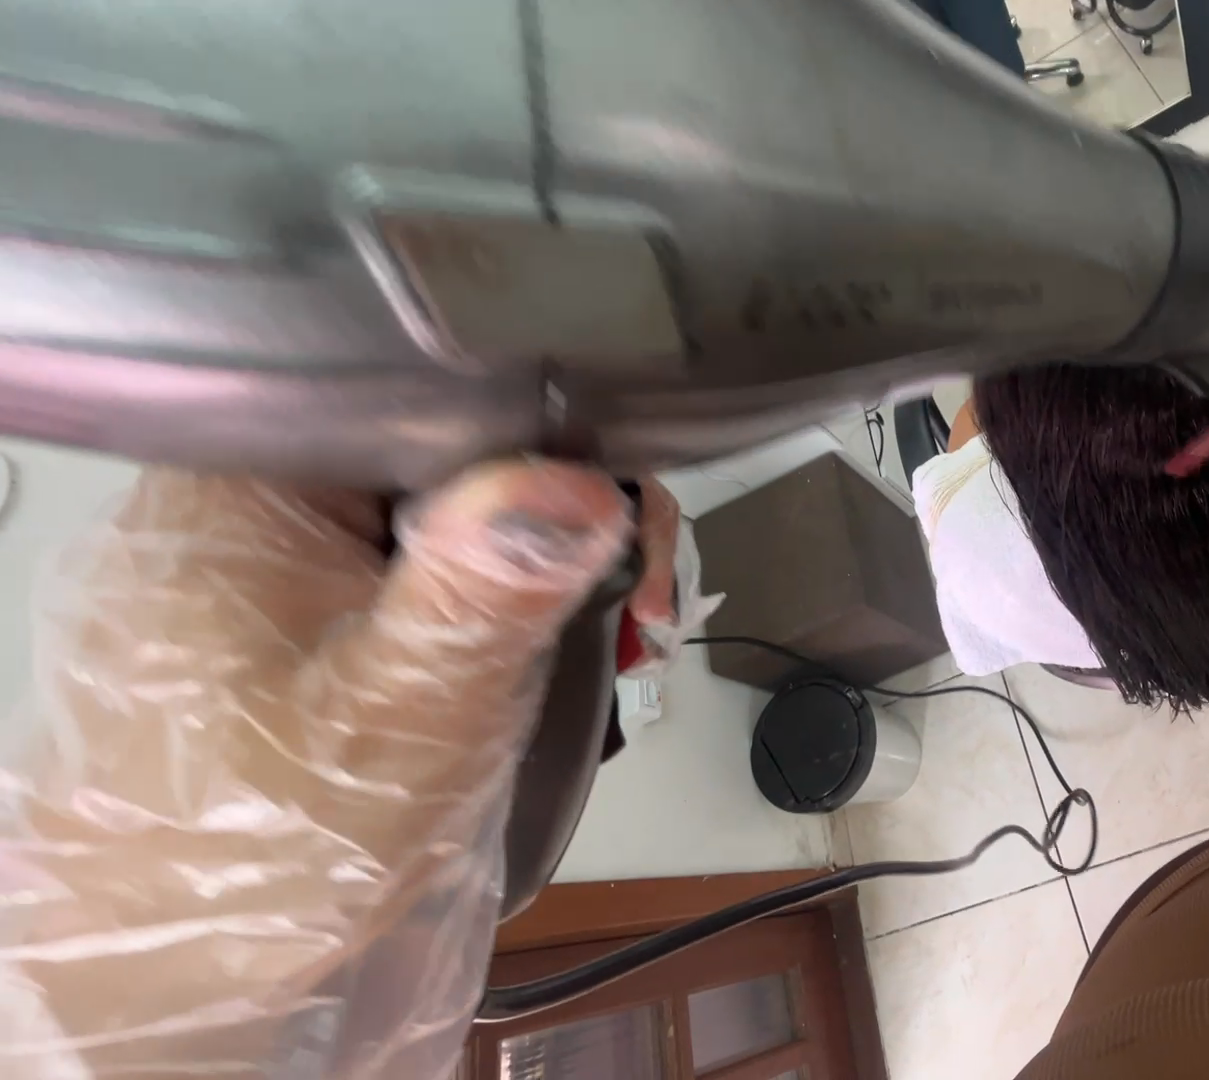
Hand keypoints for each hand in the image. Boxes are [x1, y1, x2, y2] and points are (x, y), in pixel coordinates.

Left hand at [3, 461, 675, 1075]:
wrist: (198, 965)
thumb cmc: (279, 837)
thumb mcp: (403, 708)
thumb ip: (486, 592)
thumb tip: (587, 483)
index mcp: (257, 488)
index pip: (445, 410)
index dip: (563, 454)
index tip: (637, 530)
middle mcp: (282, 502)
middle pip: (481, 464)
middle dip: (588, 529)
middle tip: (649, 609)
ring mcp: (316, 558)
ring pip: (487, 520)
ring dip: (575, 574)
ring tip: (630, 644)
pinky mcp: (351, 609)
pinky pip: (468, 571)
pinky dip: (537, 605)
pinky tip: (583, 651)